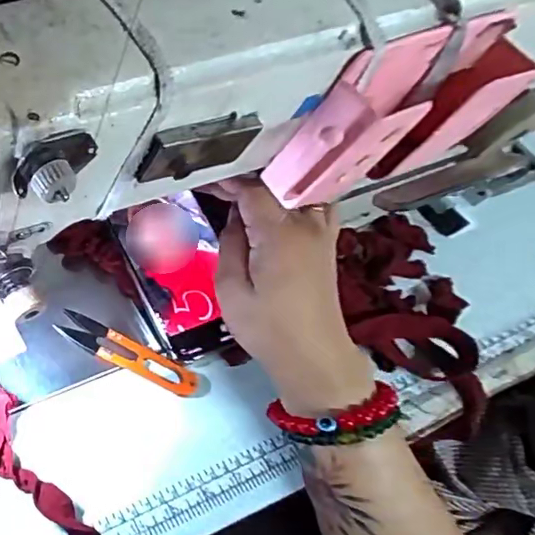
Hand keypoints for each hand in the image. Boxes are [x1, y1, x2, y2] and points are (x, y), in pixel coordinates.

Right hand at [213, 176, 371, 415]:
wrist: (313, 356)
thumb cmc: (268, 329)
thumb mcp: (231, 289)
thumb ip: (230, 244)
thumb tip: (235, 219)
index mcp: (280, 232)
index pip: (253, 189)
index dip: (229, 182)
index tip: (207, 179)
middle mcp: (307, 223)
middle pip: (279, 182)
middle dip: (249, 178)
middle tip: (222, 183)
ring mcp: (323, 231)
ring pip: (300, 188)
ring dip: (275, 183)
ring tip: (247, 188)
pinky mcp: (327, 242)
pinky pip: (313, 204)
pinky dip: (295, 196)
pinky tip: (277, 202)